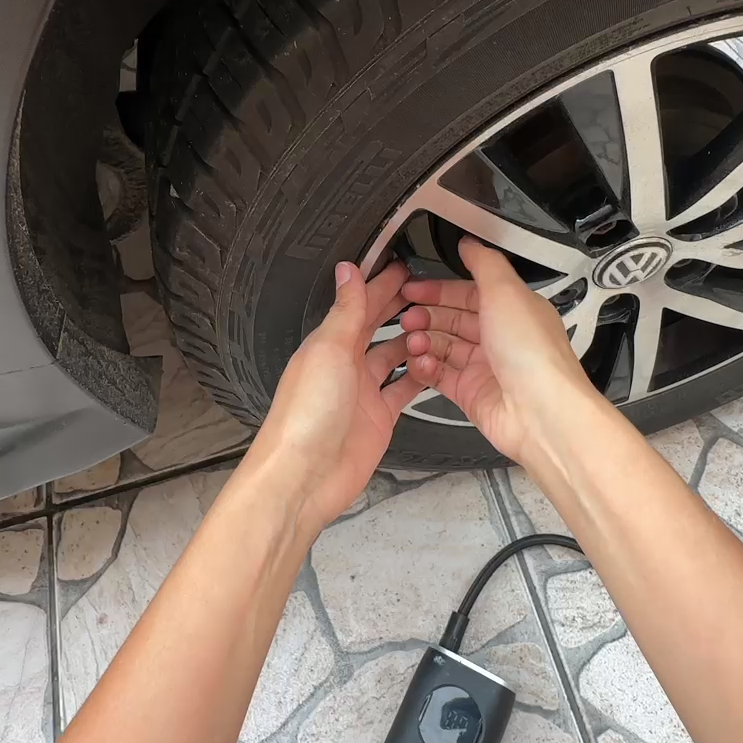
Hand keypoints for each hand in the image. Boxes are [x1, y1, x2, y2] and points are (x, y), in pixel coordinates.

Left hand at [241, 259, 418, 531]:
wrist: (305, 476)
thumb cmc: (306, 415)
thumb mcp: (328, 350)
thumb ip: (345, 310)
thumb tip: (346, 270)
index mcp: (328, 344)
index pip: (359, 305)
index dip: (380, 284)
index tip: (404, 266)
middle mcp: (345, 365)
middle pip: (377, 327)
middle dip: (400, 307)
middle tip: (428, 288)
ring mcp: (362, 392)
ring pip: (393, 357)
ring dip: (412, 340)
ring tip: (437, 323)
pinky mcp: (378, 418)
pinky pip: (403, 390)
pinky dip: (419, 376)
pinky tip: (433, 365)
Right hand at [400, 238, 599, 465]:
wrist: (539, 411)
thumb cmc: (534, 355)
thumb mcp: (507, 291)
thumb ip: (484, 263)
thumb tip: (470, 243)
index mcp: (512, 309)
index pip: (468, 292)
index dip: (439, 288)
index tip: (413, 287)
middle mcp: (500, 337)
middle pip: (452, 319)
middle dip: (427, 314)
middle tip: (408, 314)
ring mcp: (485, 367)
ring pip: (443, 347)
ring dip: (424, 340)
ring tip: (414, 339)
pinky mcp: (472, 393)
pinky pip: (439, 376)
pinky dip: (425, 367)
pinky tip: (419, 361)